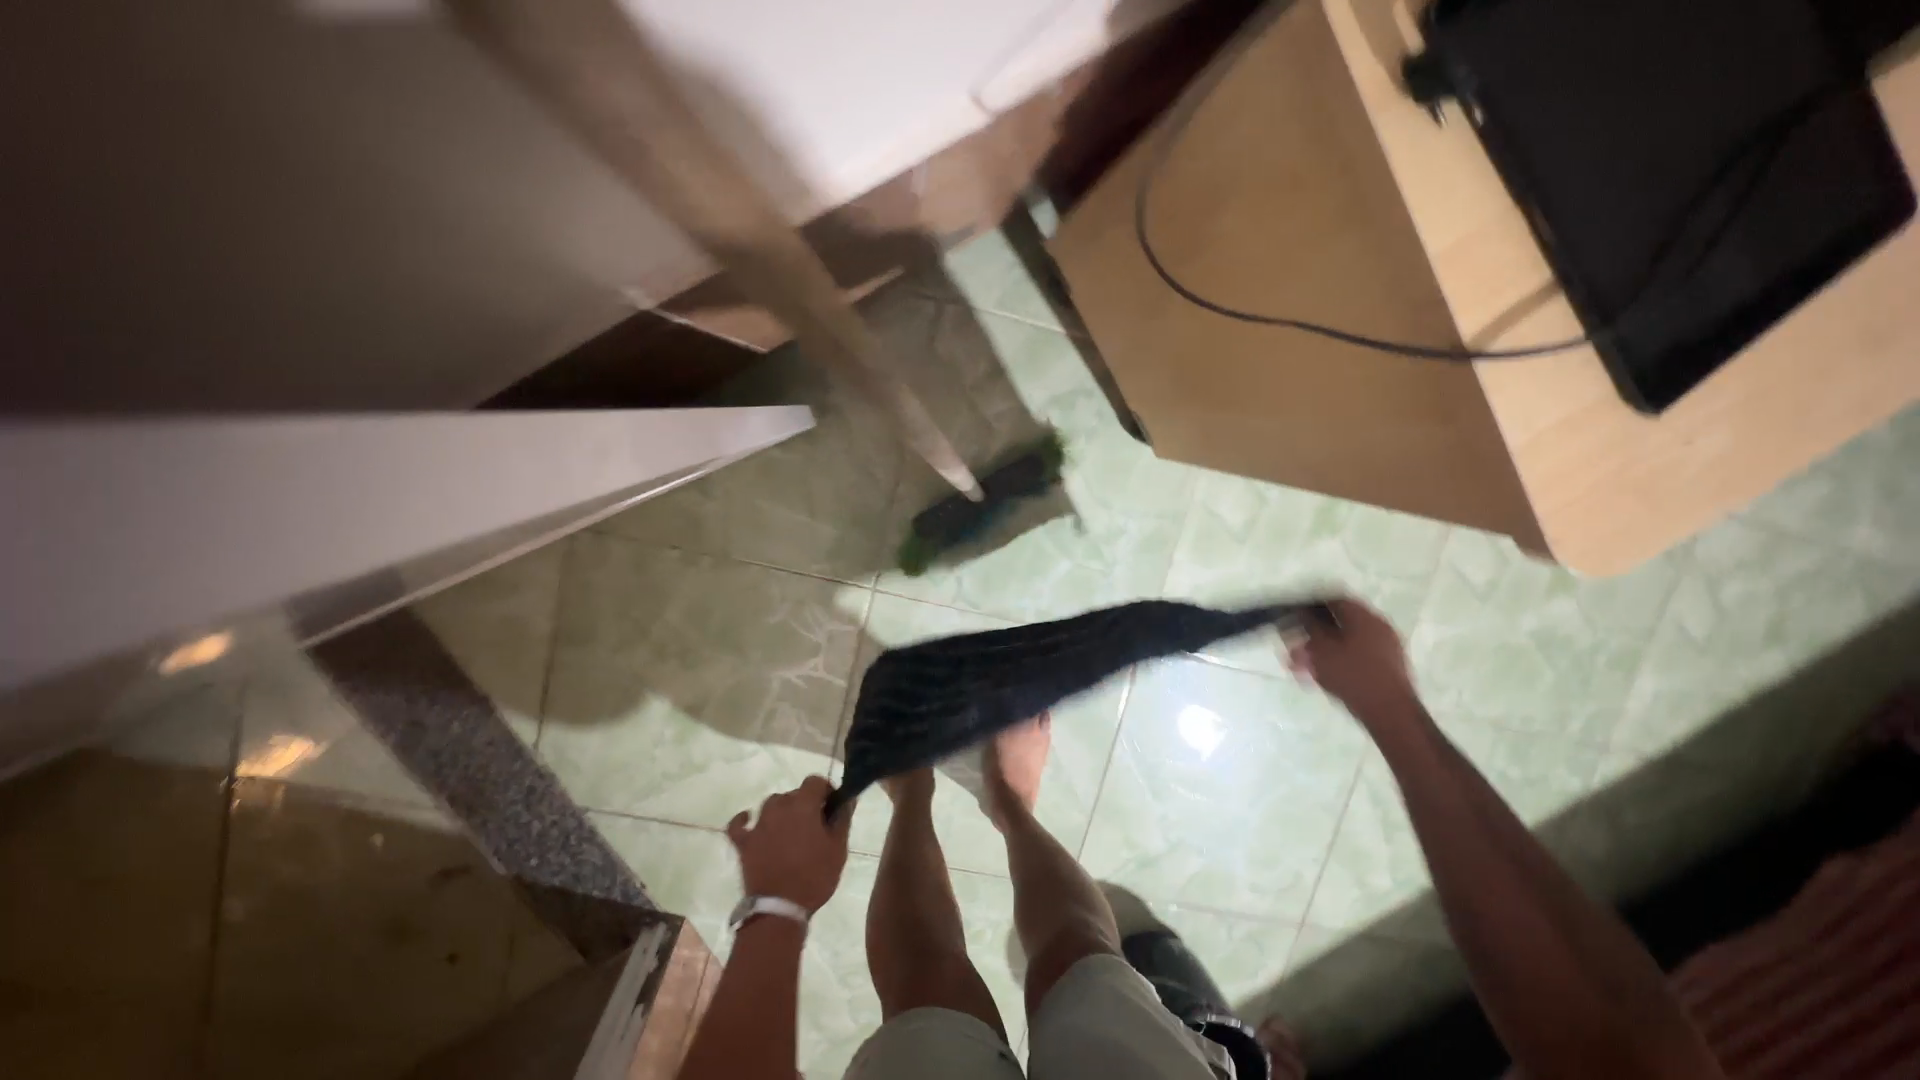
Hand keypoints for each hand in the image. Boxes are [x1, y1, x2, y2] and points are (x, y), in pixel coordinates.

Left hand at [726, 776, 853, 913]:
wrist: (780, 909)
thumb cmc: (815, 877)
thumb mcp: (838, 849)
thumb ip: (842, 819)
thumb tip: (847, 798)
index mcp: (803, 806)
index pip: (815, 781)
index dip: (826, 790)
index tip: (832, 807)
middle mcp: (778, 808)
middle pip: (794, 794)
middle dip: (806, 803)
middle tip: (816, 826)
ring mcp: (758, 825)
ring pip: (771, 805)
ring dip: (782, 811)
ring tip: (791, 830)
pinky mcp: (743, 843)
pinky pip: (739, 824)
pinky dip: (744, 820)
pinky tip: (750, 820)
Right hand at [1287, 598, 1423, 728]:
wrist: (1389, 712)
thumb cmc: (1352, 676)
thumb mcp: (1321, 650)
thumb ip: (1308, 629)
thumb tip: (1300, 614)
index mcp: (1364, 617)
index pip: (1335, 599)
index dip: (1312, 605)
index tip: (1295, 615)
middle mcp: (1379, 627)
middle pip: (1341, 623)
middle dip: (1314, 635)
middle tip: (1295, 647)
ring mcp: (1387, 648)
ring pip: (1347, 643)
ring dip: (1324, 651)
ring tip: (1304, 667)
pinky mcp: (1389, 668)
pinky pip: (1358, 657)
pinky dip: (1339, 662)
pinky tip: (1323, 677)